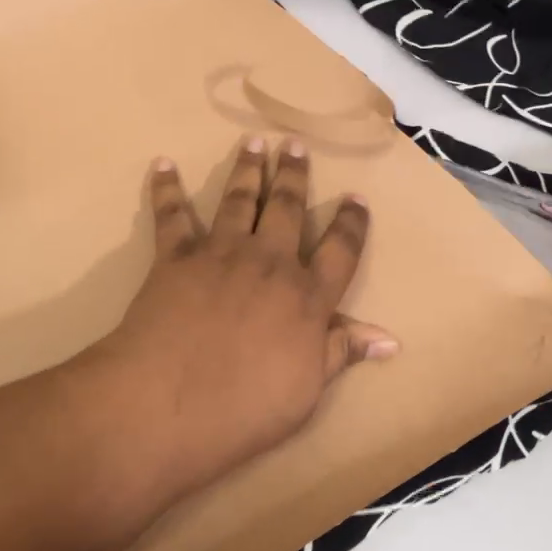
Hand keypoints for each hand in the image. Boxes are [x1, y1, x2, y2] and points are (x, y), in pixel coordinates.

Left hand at [85, 135, 397, 490]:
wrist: (171, 402)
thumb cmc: (246, 408)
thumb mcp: (307, 389)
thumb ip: (341, 352)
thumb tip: (388, 337)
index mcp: (306, 296)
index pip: (340, 250)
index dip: (350, 223)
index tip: (355, 198)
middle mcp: (268, 263)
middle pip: (286, 208)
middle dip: (293, 175)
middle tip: (295, 145)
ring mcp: (221, 254)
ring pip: (238, 199)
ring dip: (247, 169)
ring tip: (253, 142)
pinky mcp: (176, 256)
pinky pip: (172, 215)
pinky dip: (166, 188)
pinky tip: (163, 164)